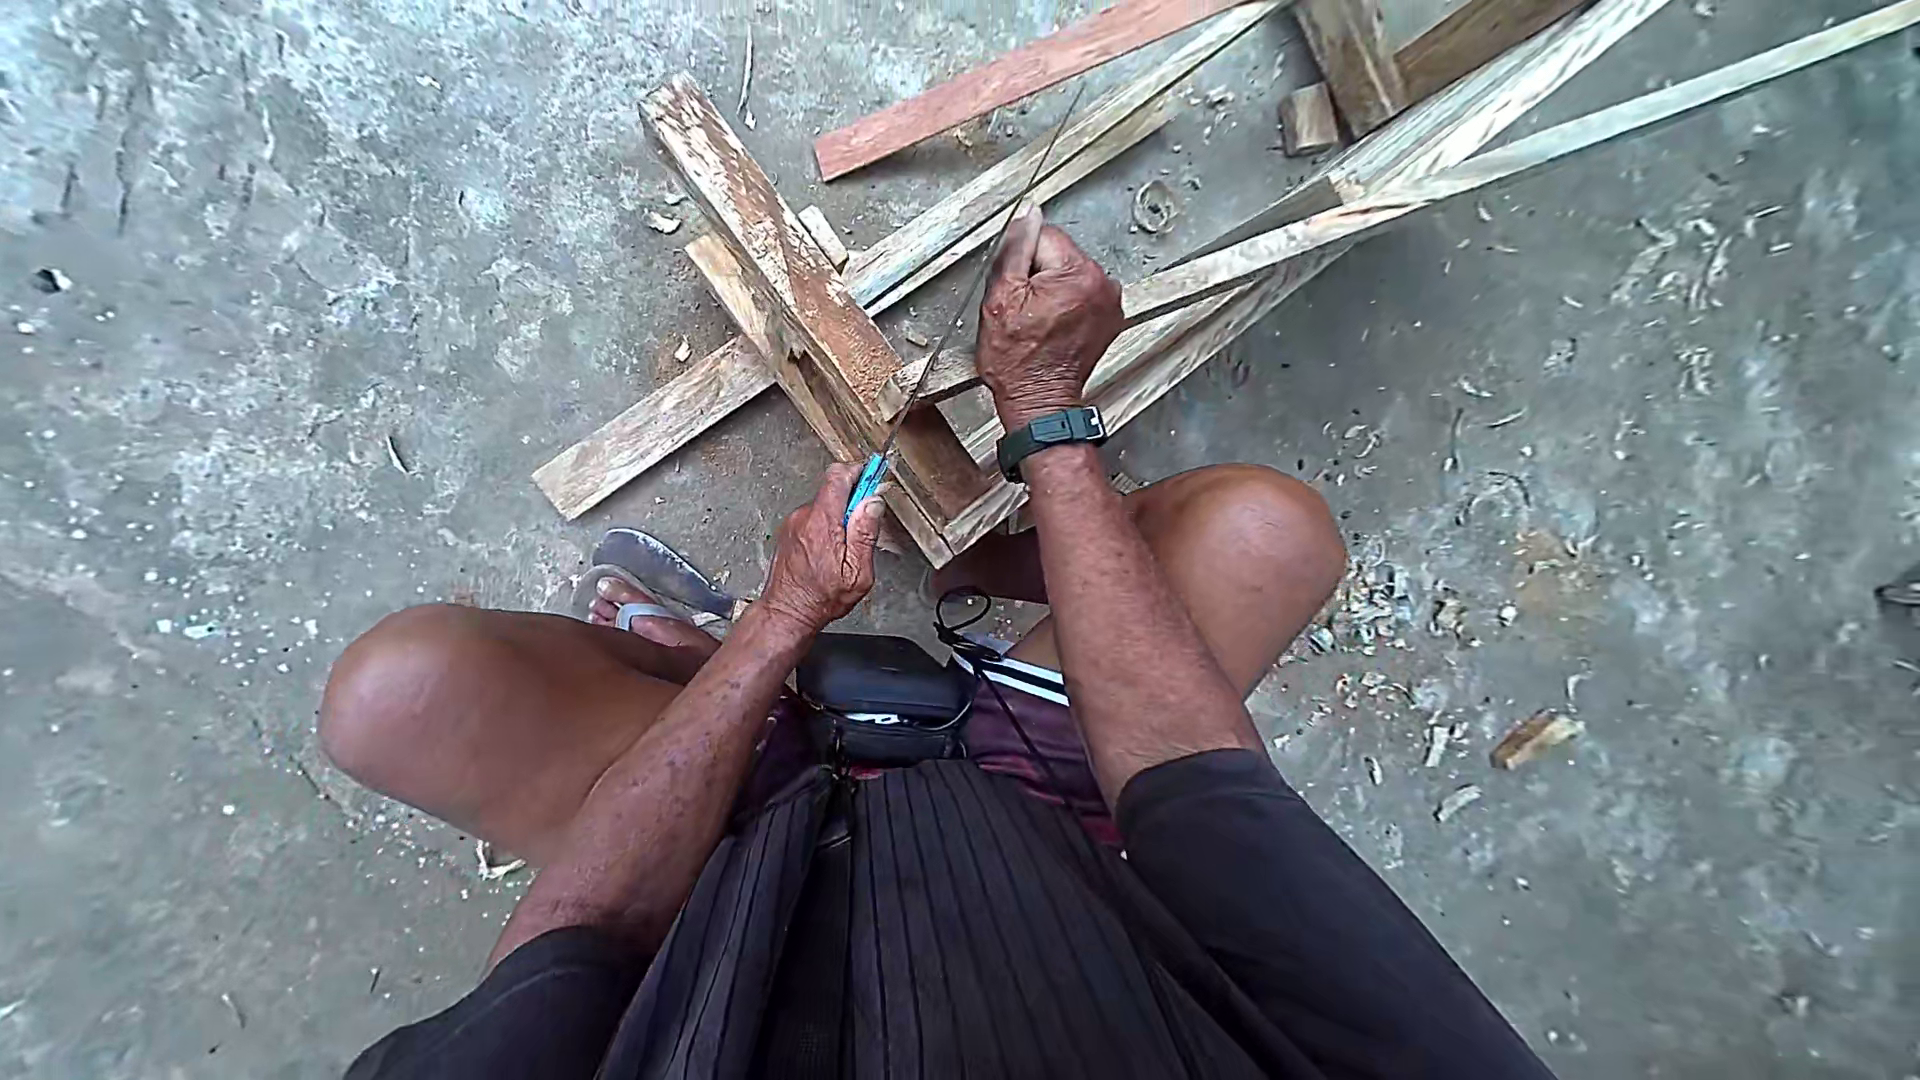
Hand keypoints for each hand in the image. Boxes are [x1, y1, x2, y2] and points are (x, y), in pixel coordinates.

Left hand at [758, 462, 886, 634]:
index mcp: (822, 523)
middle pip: (833, 489)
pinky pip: (814, 517)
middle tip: (864, 522)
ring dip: (840, 515)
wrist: (788, 611)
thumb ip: (866, 532)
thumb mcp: (857, 571)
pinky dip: (827, 525)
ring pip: (825, 504)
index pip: (838, 476)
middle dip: (853, 500)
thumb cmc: (820, 597)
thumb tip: (872, 502)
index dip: (859, 471)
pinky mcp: (789, 530)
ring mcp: (794, 523)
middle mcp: (804, 517)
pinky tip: (831, 549)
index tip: (873, 475)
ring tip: (846, 545)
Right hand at [975, 206, 1125, 430]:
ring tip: (1041, 324)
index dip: (1021, 264)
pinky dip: (1068, 307)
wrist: (1037, 400)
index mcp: (1078, 273)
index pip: (1044, 237)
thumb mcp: (1000, 299)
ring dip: (1054, 293)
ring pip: (1070, 276)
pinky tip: (1054, 329)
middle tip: (1026, 313)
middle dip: (1039, 277)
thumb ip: (1015, 249)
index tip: (1018, 293)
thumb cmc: (1018, 363)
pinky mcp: (1109, 320)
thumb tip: (1028, 215)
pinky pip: (1082, 296)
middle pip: (1060, 256)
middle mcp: (1102, 285)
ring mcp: (1109, 304)